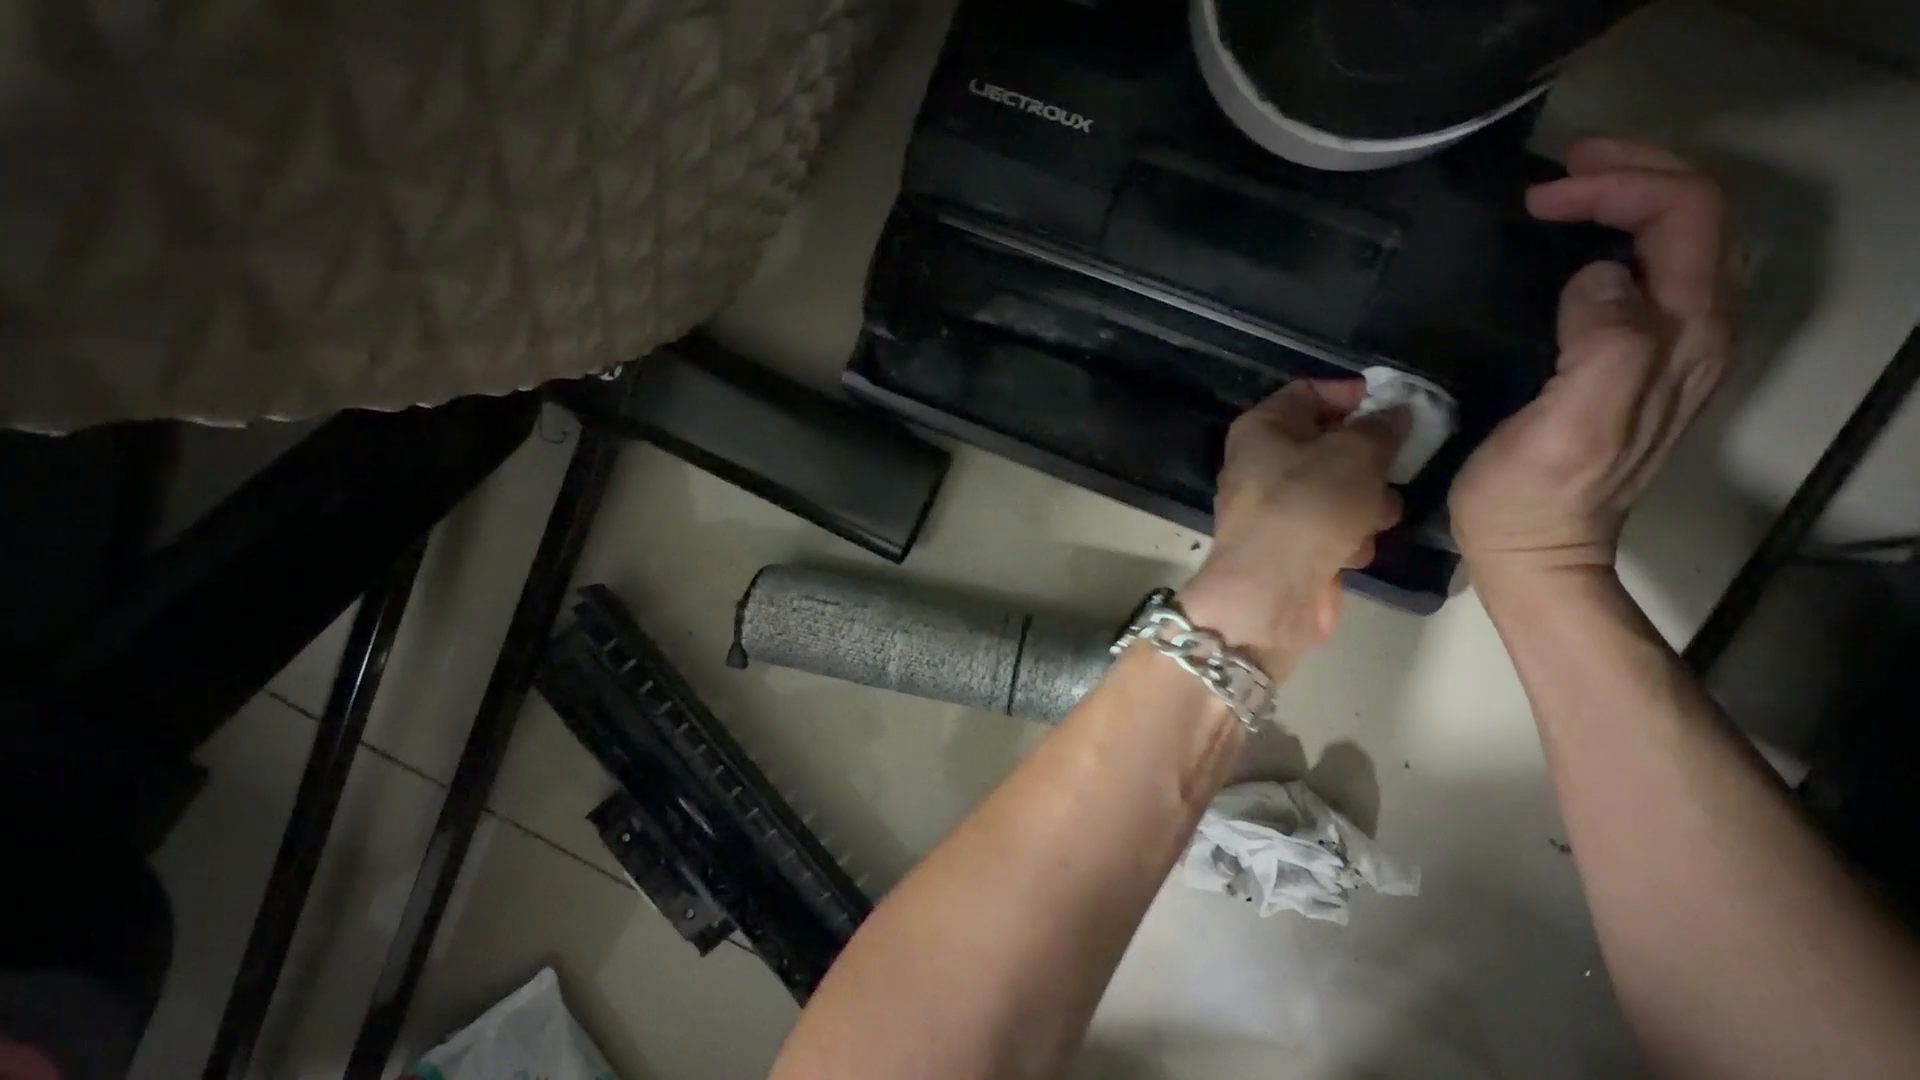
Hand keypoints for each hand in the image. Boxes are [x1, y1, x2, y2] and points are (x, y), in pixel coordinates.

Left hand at [1182, 380, 1405, 670]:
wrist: (1271, 592)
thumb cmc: (1308, 505)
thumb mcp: (1355, 452)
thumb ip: (1381, 427)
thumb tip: (1395, 413)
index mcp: (1261, 429)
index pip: (1308, 393)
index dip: (1352, 394)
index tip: (1397, 405)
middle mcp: (1261, 465)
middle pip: (1330, 445)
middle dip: (1368, 460)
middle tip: (1398, 466)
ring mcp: (1276, 510)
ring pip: (1339, 491)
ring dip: (1366, 504)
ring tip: (1375, 516)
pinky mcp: (1292, 548)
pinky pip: (1334, 530)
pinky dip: (1349, 538)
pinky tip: (1352, 551)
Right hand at [1451, 138, 1739, 584]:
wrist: (1537, 555)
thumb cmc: (1534, 497)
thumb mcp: (1569, 428)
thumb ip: (1605, 346)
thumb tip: (1598, 276)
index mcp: (1683, 339)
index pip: (1686, 218)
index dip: (1621, 186)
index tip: (1542, 196)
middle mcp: (1698, 335)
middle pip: (1700, 217)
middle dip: (1636, 175)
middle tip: (1558, 172)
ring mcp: (1675, 352)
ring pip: (1685, 242)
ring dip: (1634, 202)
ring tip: (1567, 195)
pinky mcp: (1642, 366)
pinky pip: (1658, 276)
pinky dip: (1623, 242)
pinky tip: (1576, 250)